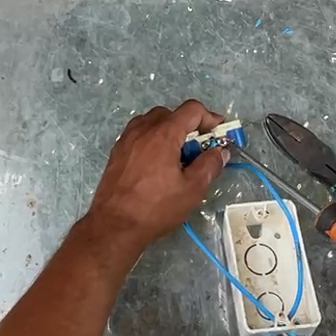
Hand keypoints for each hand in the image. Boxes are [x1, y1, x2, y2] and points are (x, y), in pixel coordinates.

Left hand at [83, 100, 228, 249]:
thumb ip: (209, 165)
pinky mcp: (117, 152)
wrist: (115, 225)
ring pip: (152, 122)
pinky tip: (157, 164)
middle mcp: (143, 129)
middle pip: (171, 114)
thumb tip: (220, 152)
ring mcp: (126, 139)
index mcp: (163, 134)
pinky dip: (152, 140)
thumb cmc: (156, 207)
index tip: (218, 133)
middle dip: (189, 126)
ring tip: (177, 157)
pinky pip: (139, 134)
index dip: (209, 118)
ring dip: (169, 131)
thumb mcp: (192, 189)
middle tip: (199, 149)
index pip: (191, 110)